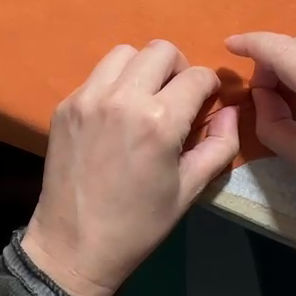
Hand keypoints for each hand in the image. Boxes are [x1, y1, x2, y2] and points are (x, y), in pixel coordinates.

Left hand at [22, 41, 241, 295]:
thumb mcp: (190, 189)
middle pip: (160, 50)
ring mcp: (88, 98)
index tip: (206, 103)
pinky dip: (113, 83)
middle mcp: (122, 98)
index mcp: (159, 121)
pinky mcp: (65, 105)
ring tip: (145, 98)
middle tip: (177, 97)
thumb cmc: (139, 224)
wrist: (74, 244)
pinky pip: (97, 74)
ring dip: (142, 68)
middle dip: (178, 68)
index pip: (197, 76)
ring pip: (124, 52)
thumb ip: (220, 145)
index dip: (210, 87)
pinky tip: (116, 113)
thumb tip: (229, 111)